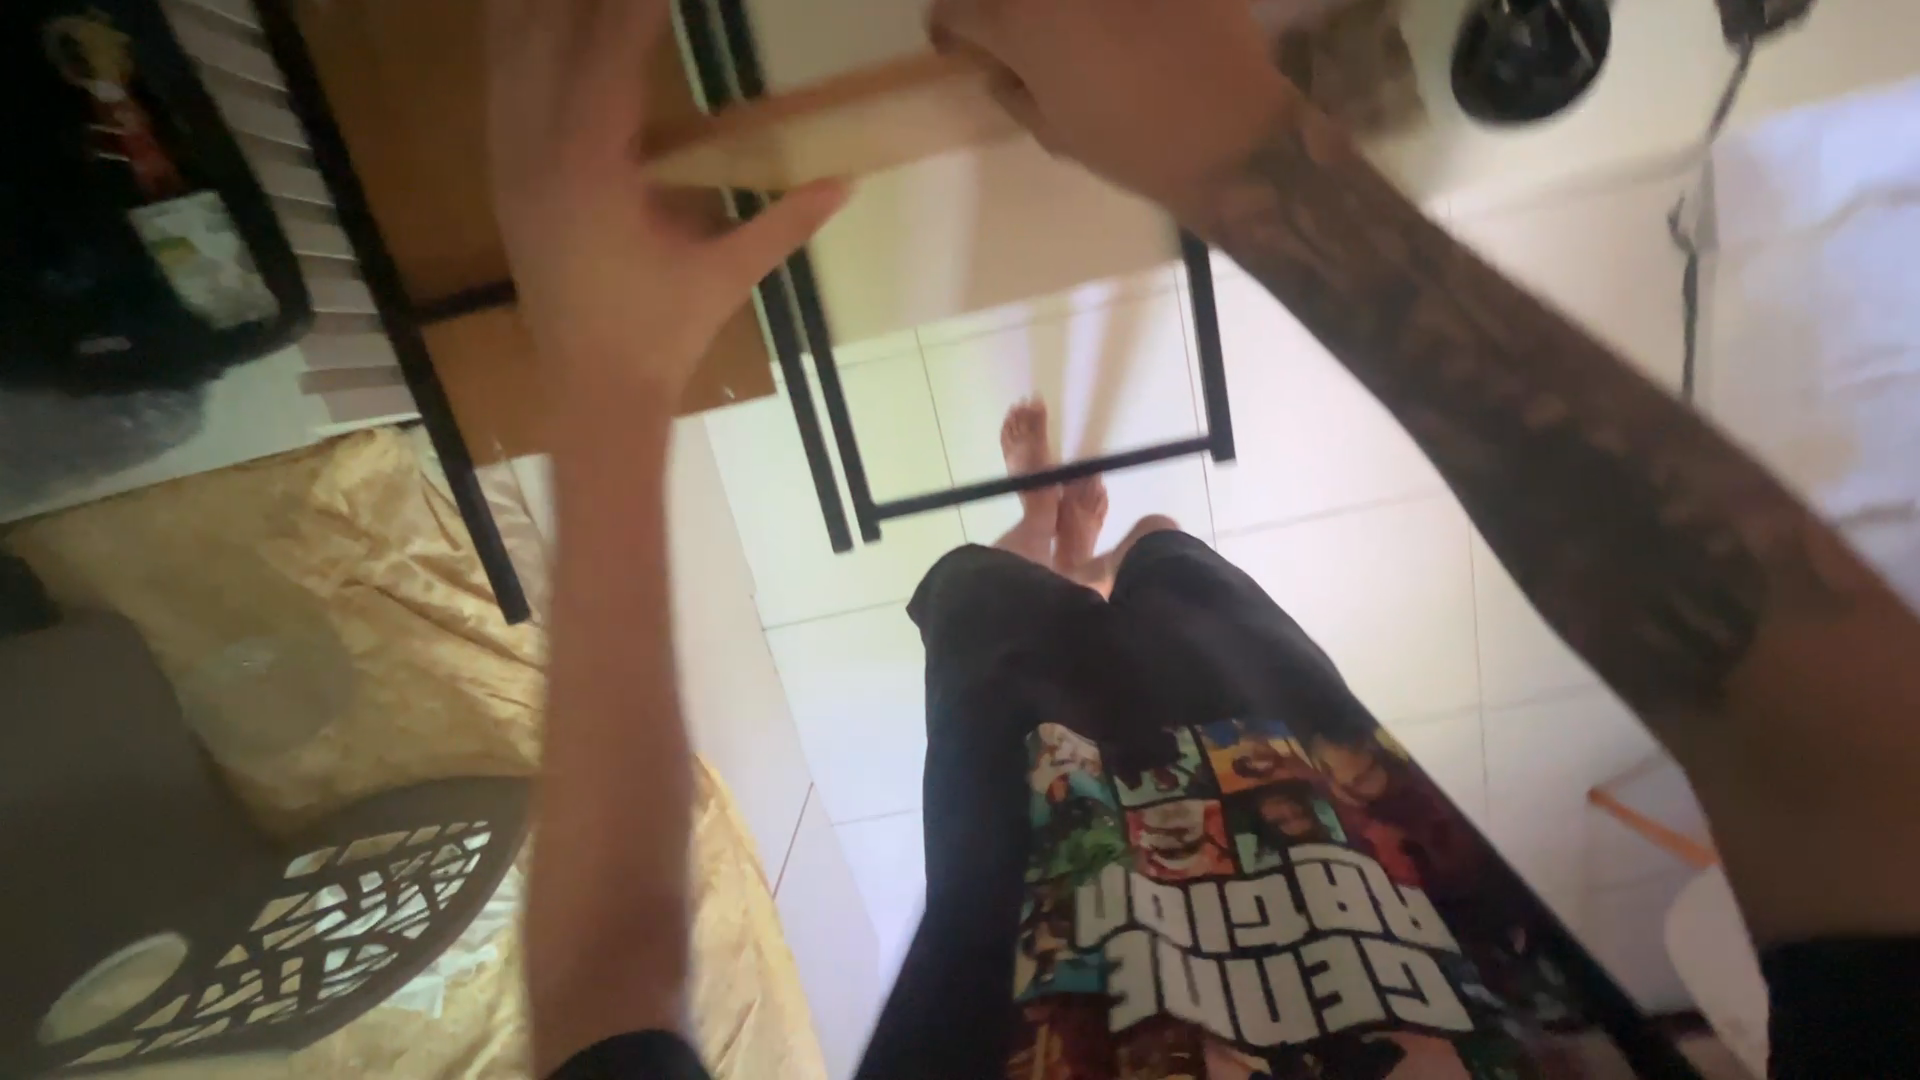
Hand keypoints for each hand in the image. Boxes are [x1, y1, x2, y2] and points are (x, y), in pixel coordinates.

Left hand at [488, 0, 846, 402]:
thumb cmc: (664, 335)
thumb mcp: (729, 275)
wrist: (596, 390)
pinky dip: (525, 40)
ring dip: (547, 8)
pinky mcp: (504, 178)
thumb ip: (784, 222)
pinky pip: (502, 83)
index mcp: (593, 171)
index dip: (637, 4)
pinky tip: (548, 26)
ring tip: (594, 0)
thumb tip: (844, 182)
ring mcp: (509, 162)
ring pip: (509, 46)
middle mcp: (535, 151)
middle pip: (543, 28)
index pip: (612, 52)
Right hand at [930, 0, 1297, 220]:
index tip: (953, 43)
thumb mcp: (1057, 134)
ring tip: (1062, 32)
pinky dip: (1103, 10)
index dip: (947, 27)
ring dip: (1048, 10)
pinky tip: (1114, 27)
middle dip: (994, 6)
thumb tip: (1000, 72)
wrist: (1223, 128)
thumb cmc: (1130, 146)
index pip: (958, 9)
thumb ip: (1015, 95)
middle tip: (1006, 30)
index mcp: (1021, 24)